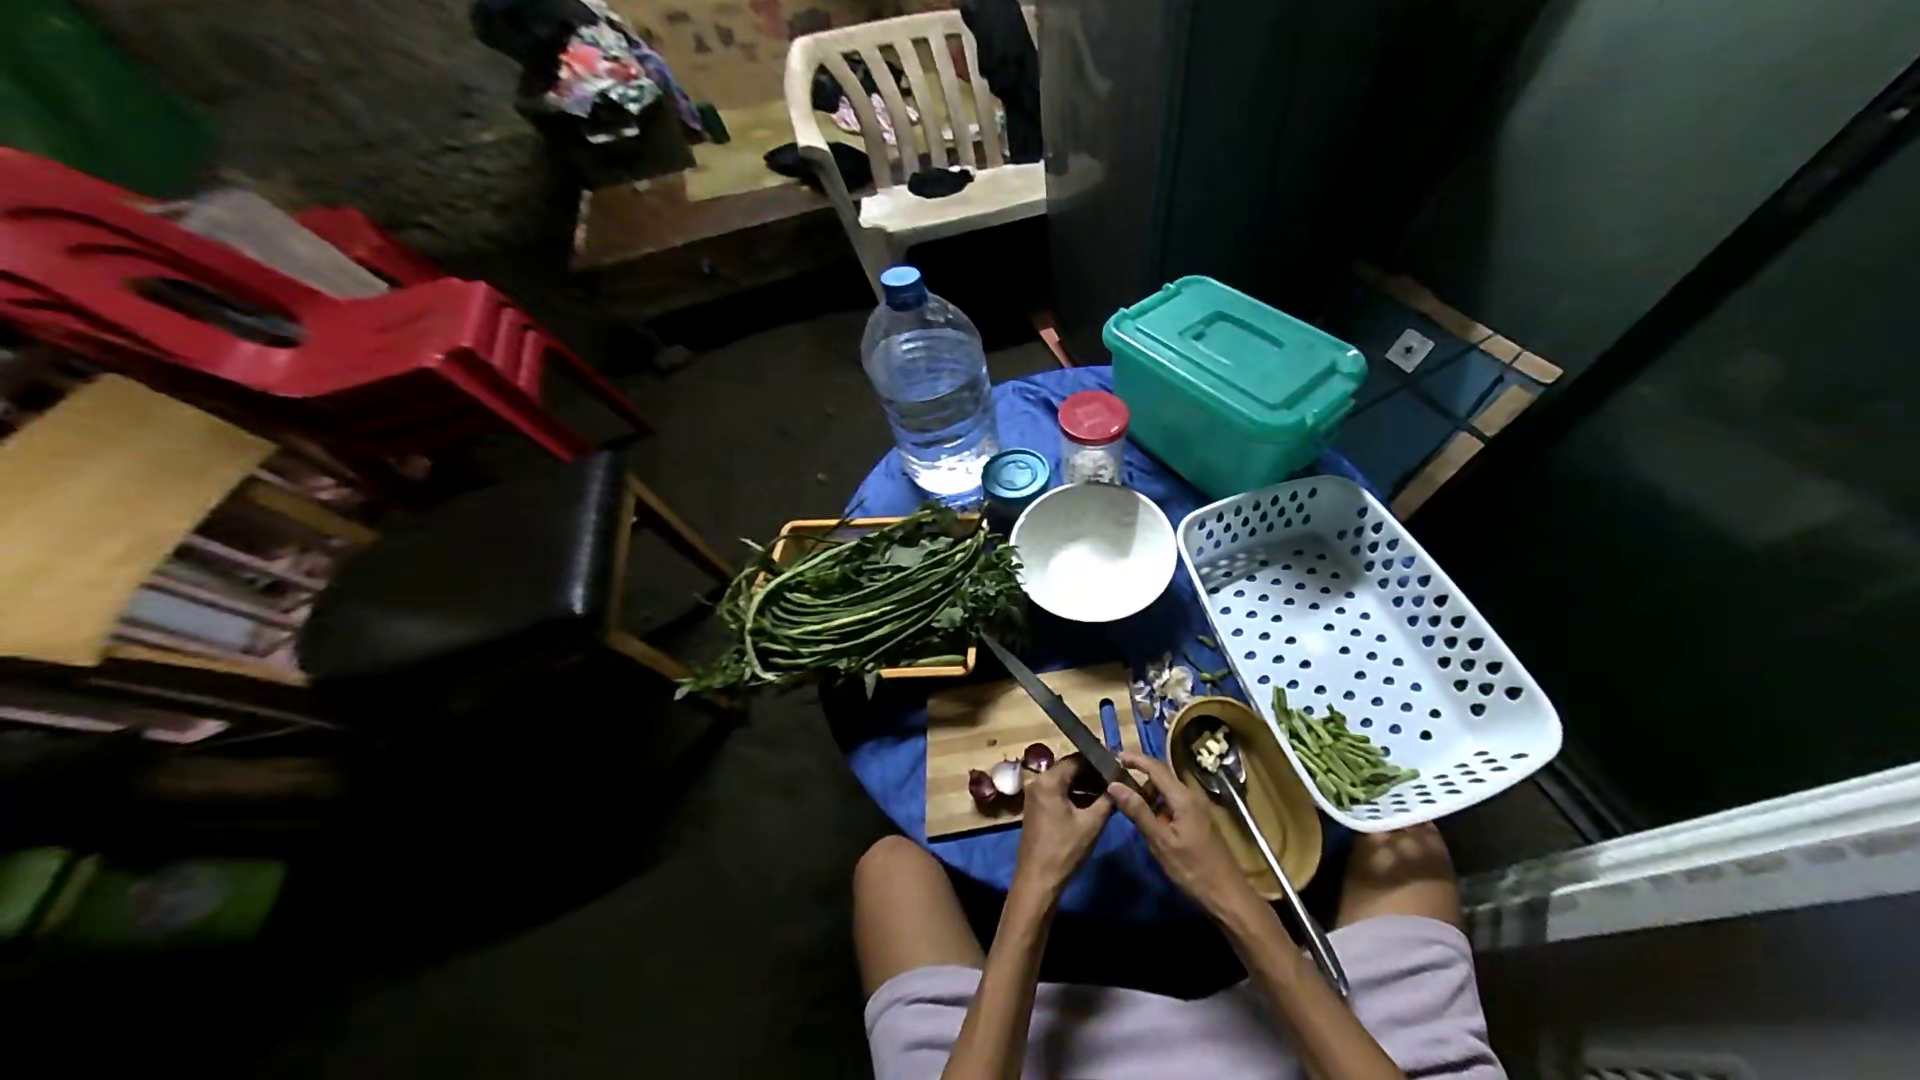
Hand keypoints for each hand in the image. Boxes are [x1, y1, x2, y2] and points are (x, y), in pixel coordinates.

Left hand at [1014, 759, 1112, 897]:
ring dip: (1086, 785)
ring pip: (1065, 781)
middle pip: (1070, 769)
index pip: (1077, 759)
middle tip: (1118, 779)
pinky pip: (1059, 793)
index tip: (1119, 766)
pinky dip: (1076, 795)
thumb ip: (1107, 800)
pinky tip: (1096, 802)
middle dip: (1094, 774)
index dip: (1099, 762)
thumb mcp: (1091, 824)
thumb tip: (1121, 785)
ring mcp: (1036, 795)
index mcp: (1049, 780)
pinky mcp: (1038, 807)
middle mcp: (1039, 781)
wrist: (1038, 880)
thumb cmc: (1064, 850)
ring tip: (1111, 791)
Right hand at [1107, 751, 1257, 919]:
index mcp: (1183, 798)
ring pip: (1167, 791)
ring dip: (1146, 791)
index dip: (1134, 759)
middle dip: (1138, 774)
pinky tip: (1145, 817)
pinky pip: (1173, 803)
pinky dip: (1156, 804)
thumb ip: (1138, 811)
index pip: (1155, 767)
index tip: (1113, 756)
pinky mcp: (1198, 821)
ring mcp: (1197, 809)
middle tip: (1113, 779)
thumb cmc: (1193, 870)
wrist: (1229, 897)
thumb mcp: (1160, 842)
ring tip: (1124, 799)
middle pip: (1161, 776)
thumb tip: (1113, 785)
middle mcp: (1192, 797)